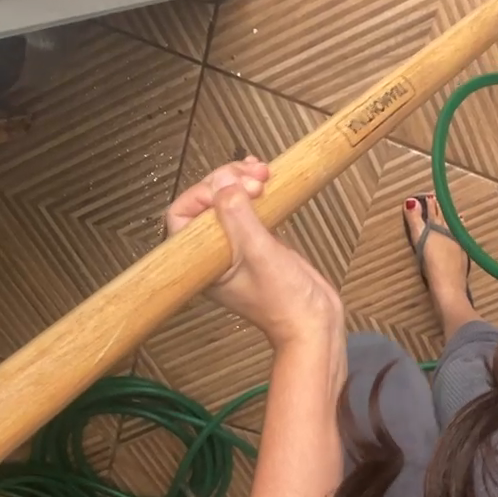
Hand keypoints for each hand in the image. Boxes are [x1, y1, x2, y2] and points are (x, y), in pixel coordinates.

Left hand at [166, 158, 342, 347]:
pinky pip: (251, 210)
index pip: (182, 216)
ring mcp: (239, 248)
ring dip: (243, 181)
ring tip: (264, 172)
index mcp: (204, 263)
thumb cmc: (285, 302)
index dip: (203, 194)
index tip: (231, 186)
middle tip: (254, 176)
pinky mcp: (261, 244)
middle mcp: (217, 254)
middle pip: (207, 204)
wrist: (315, 324)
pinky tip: (267, 177)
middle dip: (228, 182)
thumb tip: (224, 181)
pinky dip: (257, 192)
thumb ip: (238, 216)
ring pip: (230, 203)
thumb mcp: (259, 253)